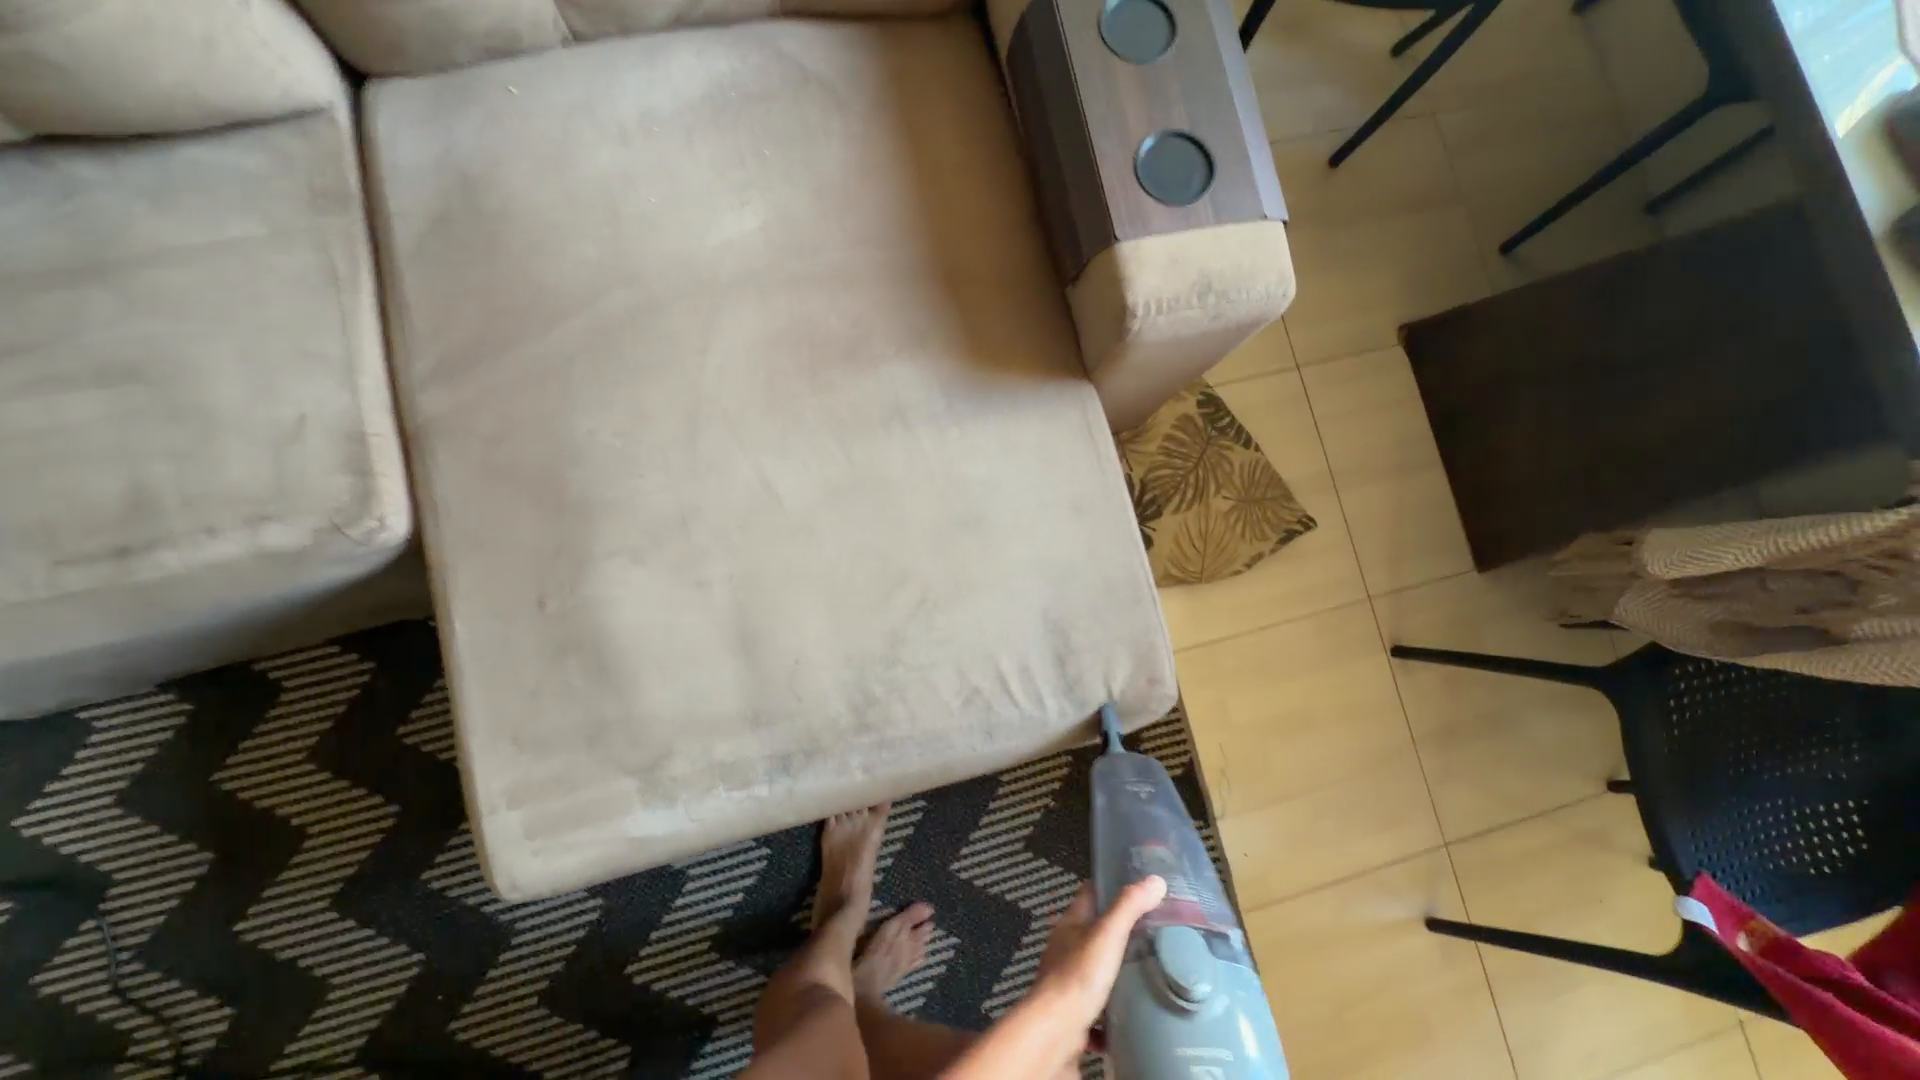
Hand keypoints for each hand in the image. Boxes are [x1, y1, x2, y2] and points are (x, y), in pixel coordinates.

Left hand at [934, 877, 1167, 1079]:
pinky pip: (1099, 1010)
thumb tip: (1155, 879)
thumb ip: (1128, 907)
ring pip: (1096, 970)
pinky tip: (1135, 1013)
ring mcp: (1069, 983)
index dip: (1110, 885)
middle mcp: (1066, 950)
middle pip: (1093, 932)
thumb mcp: (1106, 935)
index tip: (1138, 884)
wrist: (1057, 1031)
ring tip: (1150, 969)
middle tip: (1155, 931)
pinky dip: (1115, 1012)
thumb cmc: (1079, 975)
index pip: (1089, 894)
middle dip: (1120, 931)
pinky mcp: (1076, 1013)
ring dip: (1117, 970)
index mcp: (1070, 926)